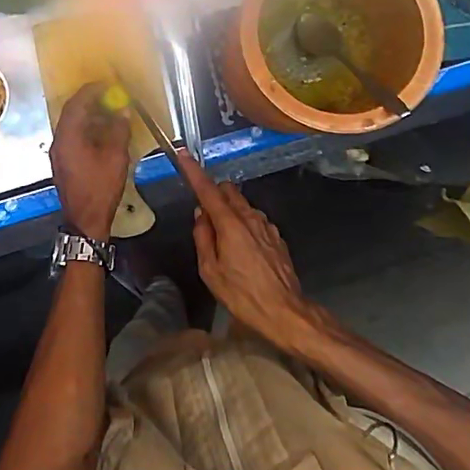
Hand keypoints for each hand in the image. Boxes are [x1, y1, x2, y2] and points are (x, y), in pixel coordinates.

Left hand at [49, 83, 132, 240]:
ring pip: (71, 126)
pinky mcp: (63, 163)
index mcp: (68, 136)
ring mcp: (59, 153)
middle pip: (71, 113)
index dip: (91, 91)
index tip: (105, 84)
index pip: (76, 104)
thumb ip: (118, 129)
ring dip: (89, 116)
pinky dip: (86, 130)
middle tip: (108, 95)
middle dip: (89, 102)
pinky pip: (73, 137)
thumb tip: (122, 111)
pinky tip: (102, 134)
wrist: (85, 220)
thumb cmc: (100, 187)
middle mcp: (58, 141)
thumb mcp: (115, 156)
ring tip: (109, 113)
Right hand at [175, 153, 311, 344]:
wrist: (286, 313)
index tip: (183, 155)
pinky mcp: (277, 238)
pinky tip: (243, 251)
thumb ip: (202, 237)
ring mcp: (267, 226)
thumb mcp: (210, 270)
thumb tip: (200, 215)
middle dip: (214, 194)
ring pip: (243, 205)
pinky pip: (255, 220)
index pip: (208, 190)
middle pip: (228, 191)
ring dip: (229, 211)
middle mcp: (250, 218)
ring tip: (224, 241)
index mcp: (230, 224)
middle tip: (204, 218)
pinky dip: (244, 225)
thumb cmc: (242, 294)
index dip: (193, 172)